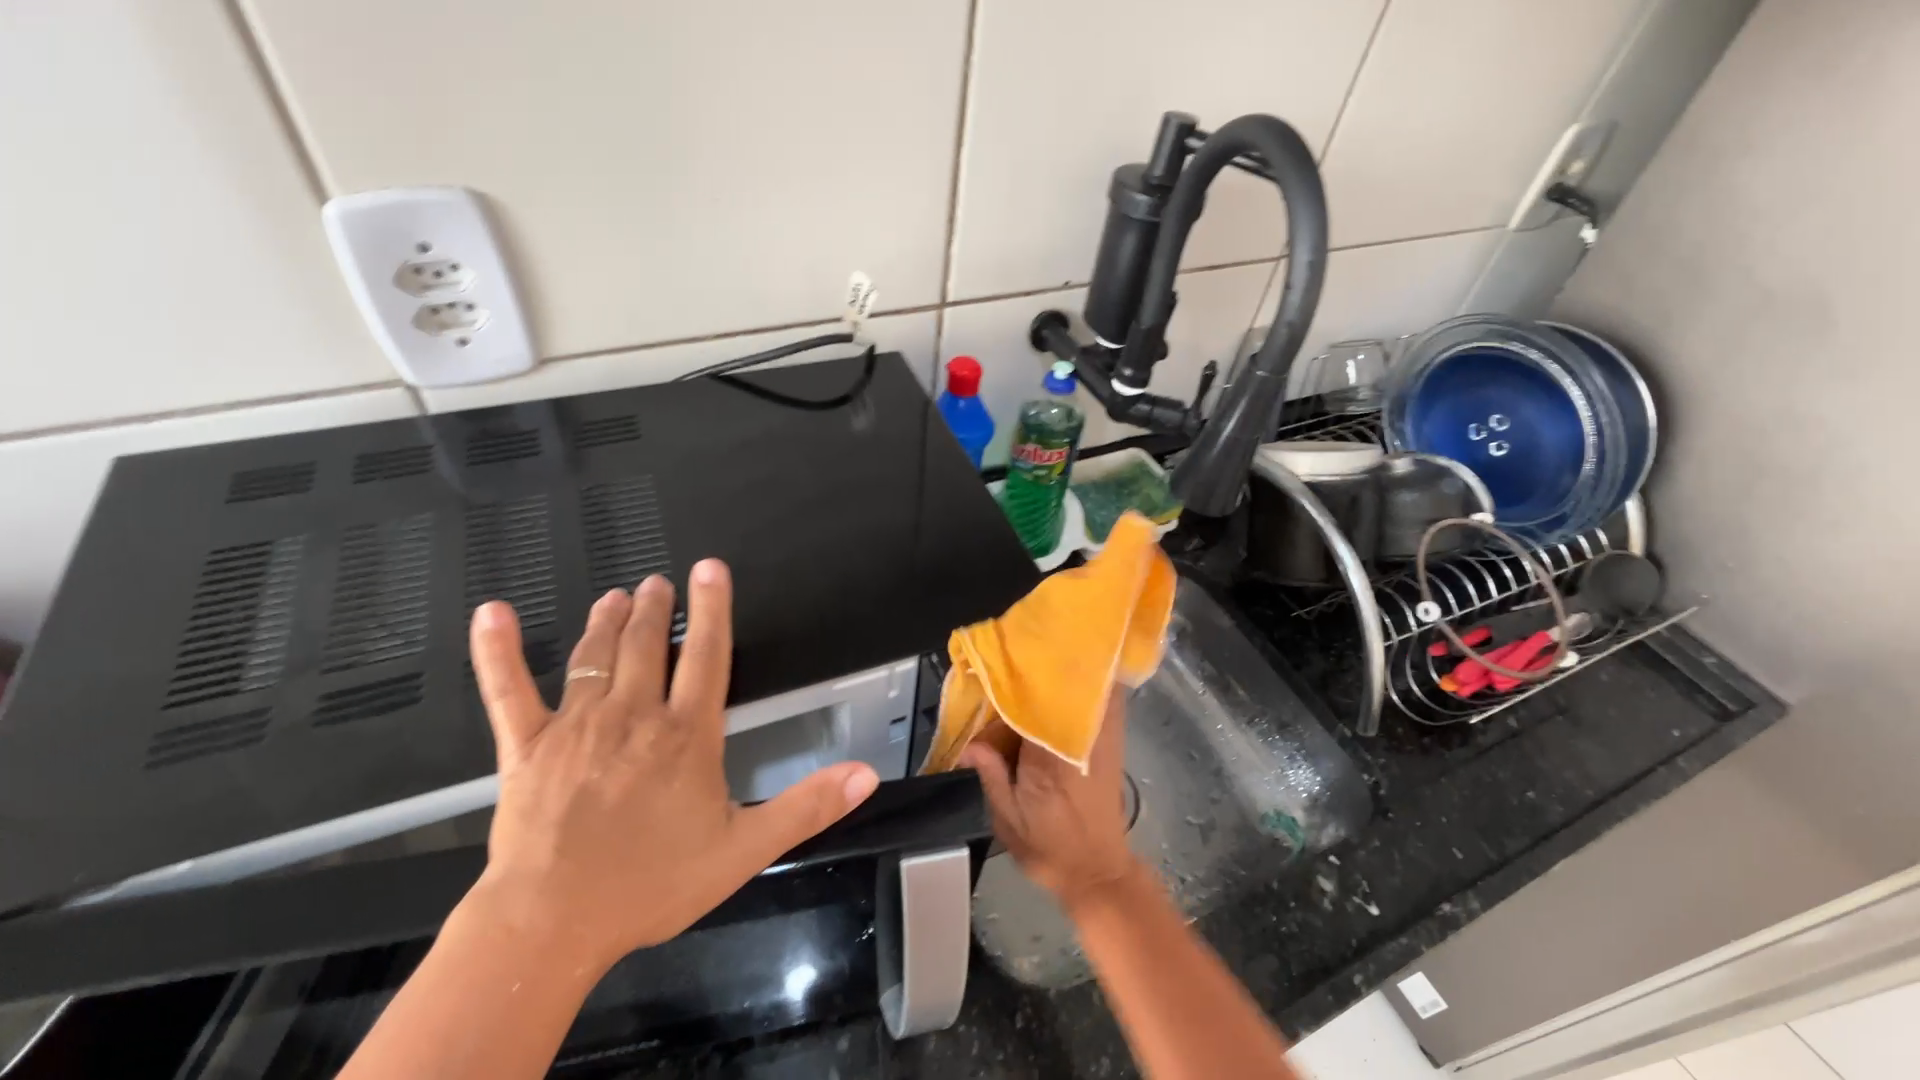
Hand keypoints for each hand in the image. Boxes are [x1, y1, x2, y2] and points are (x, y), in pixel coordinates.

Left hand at [464, 559, 880, 973]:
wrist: (553, 922)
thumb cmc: (651, 885)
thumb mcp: (744, 850)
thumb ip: (807, 806)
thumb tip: (866, 774)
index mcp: (686, 736)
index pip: (706, 654)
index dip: (711, 608)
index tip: (709, 569)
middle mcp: (632, 716)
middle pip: (645, 645)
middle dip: (653, 607)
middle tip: (657, 583)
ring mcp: (575, 726)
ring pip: (594, 655)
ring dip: (606, 620)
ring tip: (616, 595)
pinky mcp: (524, 746)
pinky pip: (508, 689)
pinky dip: (497, 650)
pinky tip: (492, 613)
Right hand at [959, 691, 1139, 911]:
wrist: (1097, 872)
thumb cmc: (1049, 849)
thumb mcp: (1008, 820)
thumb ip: (991, 776)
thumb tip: (969, 745)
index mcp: (1048, 759)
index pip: (1031, 707)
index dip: (1011, 690)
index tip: (991, 681)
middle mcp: (1079, 742)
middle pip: (1058, 692)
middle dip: (1034, 680)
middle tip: (1007, 678)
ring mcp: (1102, 740)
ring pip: (1084, 692)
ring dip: (1062, 681)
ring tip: (1034, 677)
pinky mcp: (1113, 744)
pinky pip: (1101, 704)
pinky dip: (1082, 694)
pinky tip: (1061, 694)